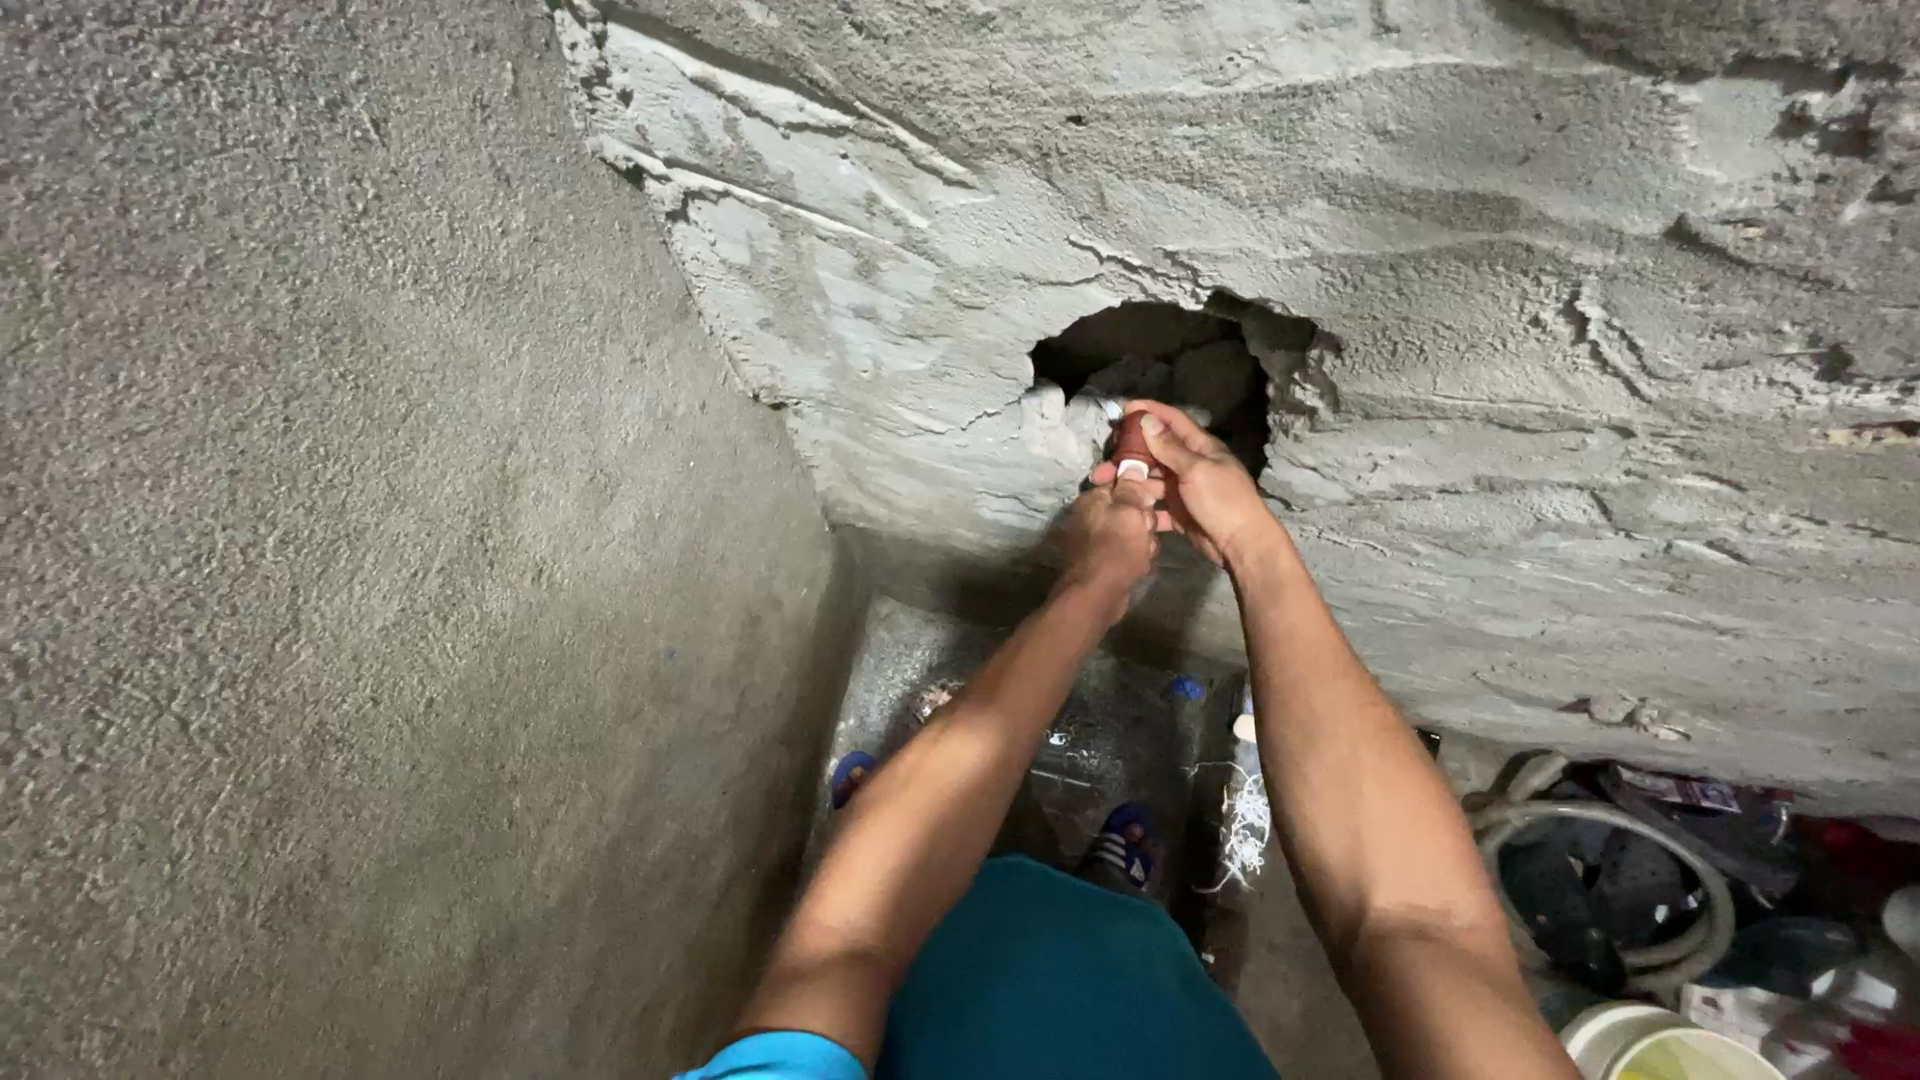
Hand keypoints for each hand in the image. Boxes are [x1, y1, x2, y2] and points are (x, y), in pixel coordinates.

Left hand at [1055, 472, 1161, 617]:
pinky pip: (1131, 550)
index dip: (1142, 487)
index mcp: (1093, 499)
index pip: (1122, 480)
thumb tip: (1132, 464)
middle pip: (1131, 507)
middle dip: (1146, 519)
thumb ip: (1132, 488)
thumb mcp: (1129, 512)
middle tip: (1147, 530)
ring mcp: (1098, 539)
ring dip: (1145, 541)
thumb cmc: (1114, 549)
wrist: (1096, 596)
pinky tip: (1140, 566)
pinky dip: (1138, 557)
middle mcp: (1092, 515)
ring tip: (1143, 552)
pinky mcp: (1106, 559)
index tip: (1156, 496)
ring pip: (1135, 530)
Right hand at [1088, 400, 1284, 567]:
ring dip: (1131, 482)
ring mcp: (1184, 490)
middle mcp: (1191, 465)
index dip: (1151, 411)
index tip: (1125, 408)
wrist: (1240, 544)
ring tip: (1106, 487)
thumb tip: (1146, 419)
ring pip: (1151, 480)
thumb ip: (1169, 447)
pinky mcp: (1179, 513)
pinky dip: (1141, 507)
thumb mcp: (1195, 470)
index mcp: (1200, 448)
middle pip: (1156, 453)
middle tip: (1105, 460)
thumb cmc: (1222, 500)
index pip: (1173, 421)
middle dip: (1130, 454)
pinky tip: (1123, 509)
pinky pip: (1155, 506)